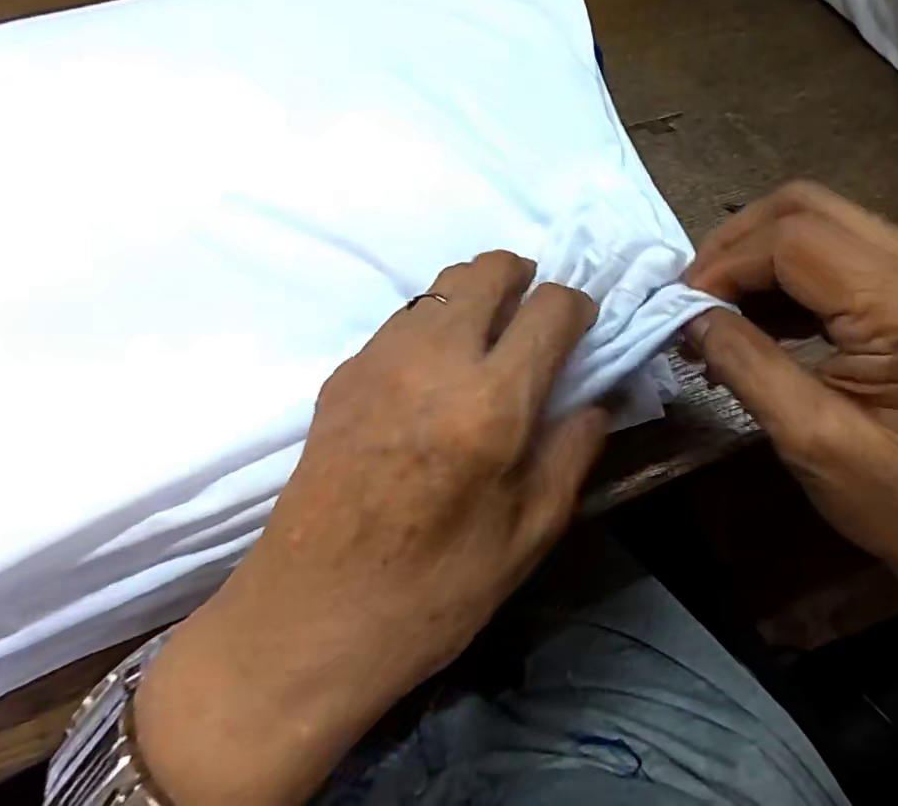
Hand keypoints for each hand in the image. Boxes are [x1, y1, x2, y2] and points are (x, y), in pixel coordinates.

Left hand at [134, 252, 606, 805]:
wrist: (300, 630)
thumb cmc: (436, 591)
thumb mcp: (533, 530)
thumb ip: (575, 449)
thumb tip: (597, 399)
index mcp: (491, 403)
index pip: (551, 307)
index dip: (579, 308)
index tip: (583, 333)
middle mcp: (433, 362)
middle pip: (490, 268)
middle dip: (527, 280)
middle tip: (538, 323)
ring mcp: (378, 362)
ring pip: (444, 284)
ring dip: (481, 297)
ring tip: (492, 345)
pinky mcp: (341, 376)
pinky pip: (407, 318)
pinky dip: (439, 323)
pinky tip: (440, 376)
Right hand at [685, 182, 897, 652]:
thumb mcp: (811, 442)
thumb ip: (747, 365)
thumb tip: (691, 311)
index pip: (799, 243)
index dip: (729, 264)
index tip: (685, 306)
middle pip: (811, 209)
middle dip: (739, 245)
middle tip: (698, 298)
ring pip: (826, 216)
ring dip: (764, 252)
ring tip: (725, 307)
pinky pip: (847, 241)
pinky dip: (795, 266)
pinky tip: (768, 308)